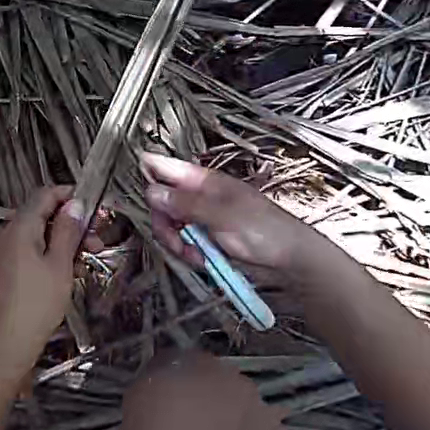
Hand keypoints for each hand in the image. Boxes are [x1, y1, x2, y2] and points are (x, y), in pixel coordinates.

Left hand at [0, 185, 84, 374]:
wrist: (9, 344)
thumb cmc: (38, 303)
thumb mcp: (60, 264)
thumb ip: (67, 231)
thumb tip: (76, 204)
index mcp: (20, 227)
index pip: (44, 194)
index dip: (69, 195)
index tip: (93, 206)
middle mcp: (10, 233)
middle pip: (43, 213)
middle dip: (72, 221)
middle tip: (97, 236)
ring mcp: (7, 251)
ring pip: (40, 233)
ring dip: (65, 239)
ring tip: (90, 255)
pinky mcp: (10, 267)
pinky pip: (34, 249)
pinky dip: (53, 253)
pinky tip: (73, 269)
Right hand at [141, 153, 331, 280]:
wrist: (290, 262)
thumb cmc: (265, 230)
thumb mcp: (222, 215)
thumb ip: (185, 204)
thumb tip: (151, 191)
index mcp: (203, 181)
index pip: (166, 167)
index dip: (148, 172)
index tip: (139, 189)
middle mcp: (198, 196)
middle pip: (161, 202)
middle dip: (164, 223)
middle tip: (175, 239)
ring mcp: (201, 218)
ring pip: (170, 225)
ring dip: (176, 242)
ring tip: (195, 254)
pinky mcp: (206, 239)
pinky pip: (183, 243)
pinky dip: (188, 253)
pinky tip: (202, 260)